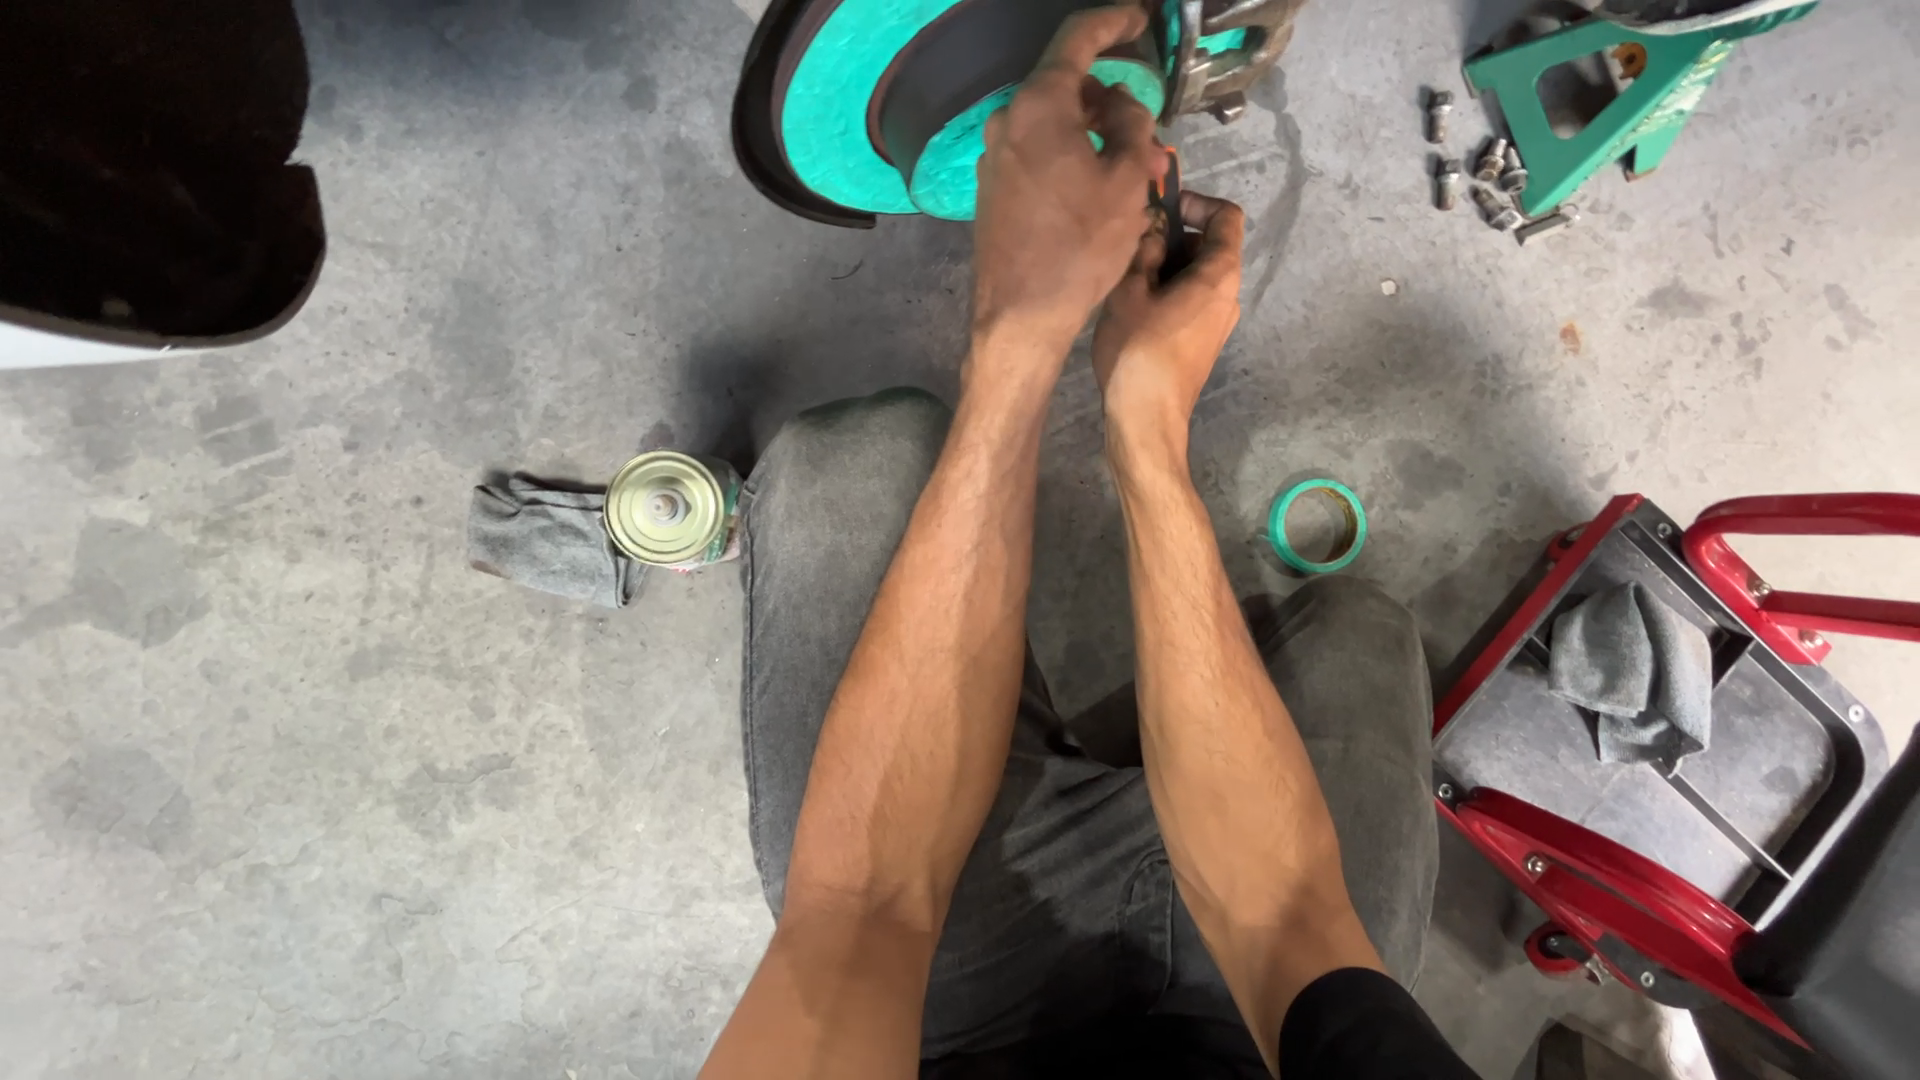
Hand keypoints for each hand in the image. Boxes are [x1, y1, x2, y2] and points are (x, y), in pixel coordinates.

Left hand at [970, 4, 1167, 370]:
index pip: (1078, 38)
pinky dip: (1068, 160)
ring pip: (1053, 128)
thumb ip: (1131, 124)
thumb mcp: (1125, 180)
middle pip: (1066, 89)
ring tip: (1131, 173)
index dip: (1115, 22)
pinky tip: (1095, 191)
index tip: (1141, 19)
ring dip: (1093, 138)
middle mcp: (1006, 122)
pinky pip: (1037, 157)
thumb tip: (1122, 103)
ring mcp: (994, 159)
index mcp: (1038, 105)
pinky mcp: (992, 191)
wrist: (1021, 315)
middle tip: (1147, 136)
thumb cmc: (1079, 248)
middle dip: (1111, 104)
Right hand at [1092, 189, 1245, 449]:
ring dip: (1163, 270)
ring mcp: (1217, 324)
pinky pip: (1189, 304)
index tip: (1162, 208)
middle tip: (1131, 249)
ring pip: (1195, 279)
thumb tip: (1152, 229)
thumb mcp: (1130, 292)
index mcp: (1219, 275)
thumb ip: (1143, 251)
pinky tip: (1133, 311)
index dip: (1197, 203)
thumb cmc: (1138, 350)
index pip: (1227, 216)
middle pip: (1208, 248)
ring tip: (1125, 282)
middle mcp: (1227, 296)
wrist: (1146, 418)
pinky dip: (1166, 295)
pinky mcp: (1201, 346)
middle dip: (1171, 239)